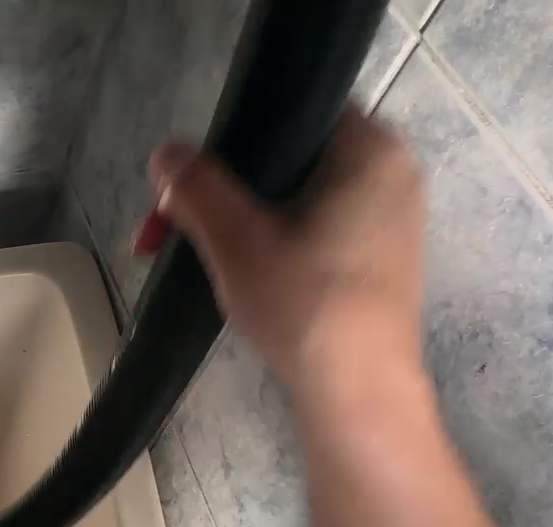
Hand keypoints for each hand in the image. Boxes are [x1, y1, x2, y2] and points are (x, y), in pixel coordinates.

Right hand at [139, 106, 426, 385]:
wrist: (354, 384)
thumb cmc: (302, 301)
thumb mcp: (235, 240)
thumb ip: (198, 189)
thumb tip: (165, 153)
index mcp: (369, 149)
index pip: (289, 117)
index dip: (226, 149)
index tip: (180, 195)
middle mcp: (390, 173)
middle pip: (281, 168)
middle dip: (215, 200)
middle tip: (163, 240)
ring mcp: (386, 221)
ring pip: (290, 206)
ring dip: (233, 228)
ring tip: (194, 266)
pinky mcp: (375, 262)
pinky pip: (308, 236)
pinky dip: (266, 249)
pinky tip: (240, 283)